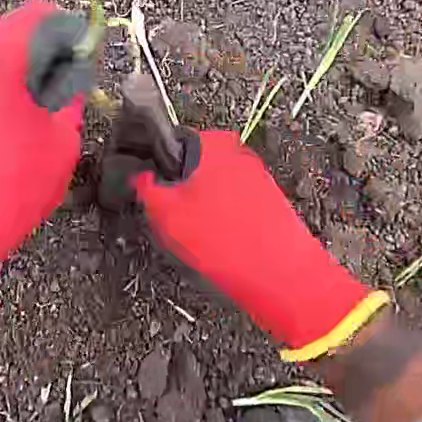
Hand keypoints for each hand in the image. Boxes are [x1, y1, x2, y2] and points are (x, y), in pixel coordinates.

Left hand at [0, 0, 91, 322]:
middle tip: (50, 94)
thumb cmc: (3, 190)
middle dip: (36, 57)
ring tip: (15, 117)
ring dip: (5, 73)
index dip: (68, 35)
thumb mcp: (60, 142)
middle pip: (10, 32)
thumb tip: (72, 75)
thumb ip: (69, 95)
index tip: (76, 58)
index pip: (43, 15)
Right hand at [122, 129, 388, 360]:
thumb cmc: (226, 243)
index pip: (165, 143)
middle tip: (168, 220)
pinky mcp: (265, 199)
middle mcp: (235, 151)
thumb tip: (138, 175)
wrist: (284, 278)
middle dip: (174, 190)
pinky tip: (217, 243)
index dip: (150, 168)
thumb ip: (146, 187)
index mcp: (210, 144)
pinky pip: (227, 202)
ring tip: (196, 237)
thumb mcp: (167, 215)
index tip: (143, 189)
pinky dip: (217, 218)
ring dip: (195, 206)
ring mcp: (253, 175)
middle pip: (187, 166)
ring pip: (206, 186)